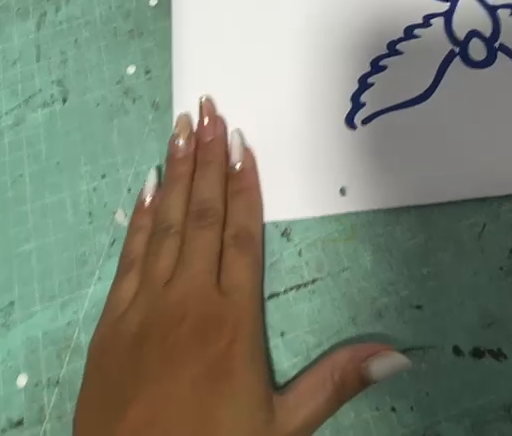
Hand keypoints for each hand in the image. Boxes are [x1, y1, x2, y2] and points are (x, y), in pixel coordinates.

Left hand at [74, 97, 411, 435]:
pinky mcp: (113, 320)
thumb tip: (398, 352)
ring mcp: (146, 306)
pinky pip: (130, 255)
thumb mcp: (281, 429)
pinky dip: (139, 216)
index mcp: (232, 319)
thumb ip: (335, 382)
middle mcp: (189, 299)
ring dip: (174, 172)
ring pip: (165, 222)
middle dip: (207, 158)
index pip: (241, 234)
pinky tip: (145, 186)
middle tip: (209, 109)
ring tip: (180, 127)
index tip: (243, 142)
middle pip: (202, 213)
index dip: (244, 185)